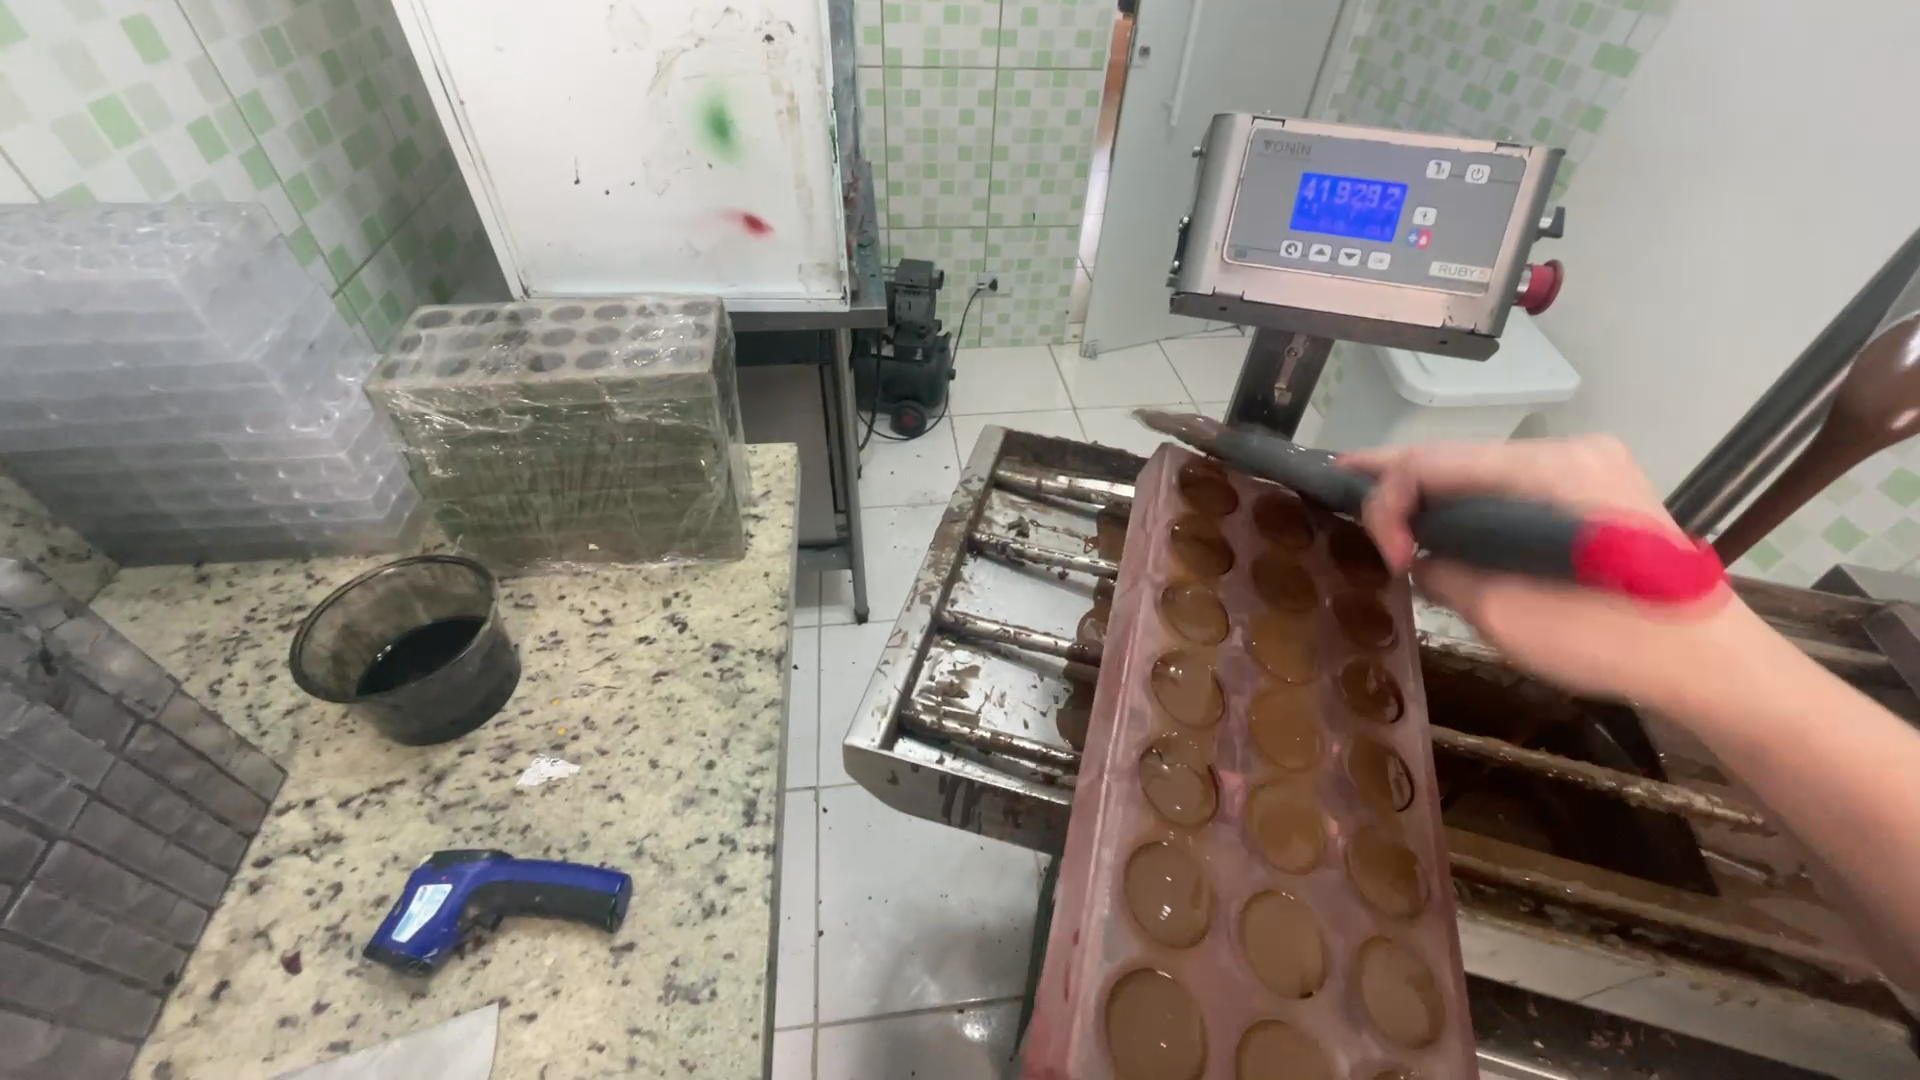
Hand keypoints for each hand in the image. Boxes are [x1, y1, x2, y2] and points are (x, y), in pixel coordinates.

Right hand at [1340, 437, 1764, 708]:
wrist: (1712, 663)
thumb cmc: (1610, 640)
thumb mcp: (1500, 612)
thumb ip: (1441, 571)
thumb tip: (1414, 557)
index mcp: (1549, 472)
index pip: (1432, 464)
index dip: (1386, 504)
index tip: (1388, 559)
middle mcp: (1568, 450)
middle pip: (1453, 456)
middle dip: (1393, 478)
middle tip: (1338, 479)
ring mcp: (1585, 464)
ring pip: (1476, 468)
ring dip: (1427, 490)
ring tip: (1374, 500)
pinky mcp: (1592, 486)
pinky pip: (1504, 484)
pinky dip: (1463, 499)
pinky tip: (1432, 511)